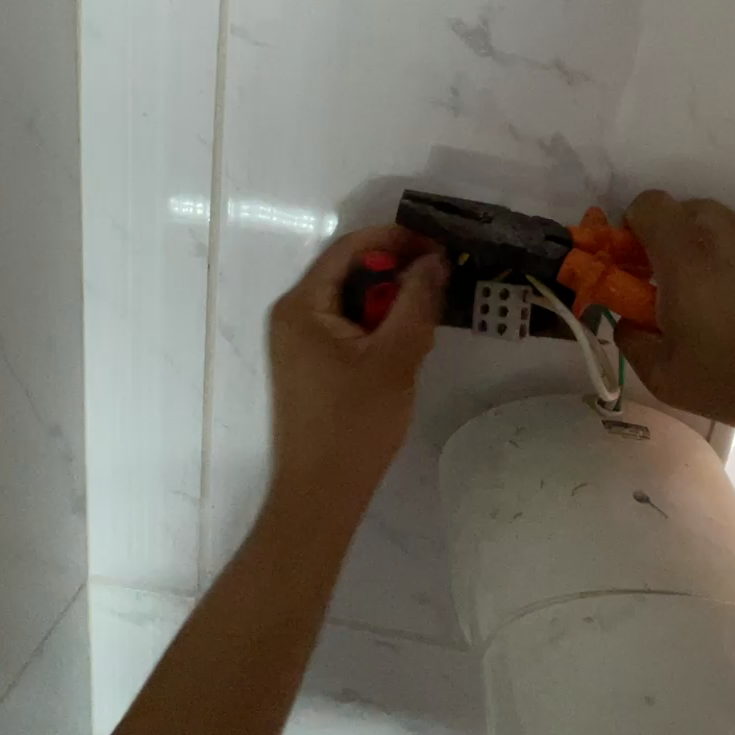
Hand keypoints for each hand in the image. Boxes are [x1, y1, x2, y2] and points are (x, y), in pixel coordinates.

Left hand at [267, 225, 447, 514]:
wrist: (321, 494)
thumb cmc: (355, 423)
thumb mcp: (396, 356)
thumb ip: (416, 300)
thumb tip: (434, 258)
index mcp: (303, 304)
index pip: (350, 247)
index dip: (397, 239)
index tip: (439, 248)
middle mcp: (293, 313)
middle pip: (349, 271)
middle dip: (396, 272)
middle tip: (440, 283)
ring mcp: (298, 339)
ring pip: (351, 300)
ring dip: (391, 301)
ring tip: (428, 316)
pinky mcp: (309, 362)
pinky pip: (346, 325)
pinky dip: (377, 324)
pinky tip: (406, 343)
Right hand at [611, 190, 734, 442]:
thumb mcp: (674, 381)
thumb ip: (633, 342)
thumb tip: (629, 319)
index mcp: (687, 254)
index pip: (646, 205)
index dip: (633, 231)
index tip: (640, 271)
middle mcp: (729, 230)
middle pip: (685, 212)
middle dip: (672, 244)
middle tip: (682, 295)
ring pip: (726, 228)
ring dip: (715, 254)